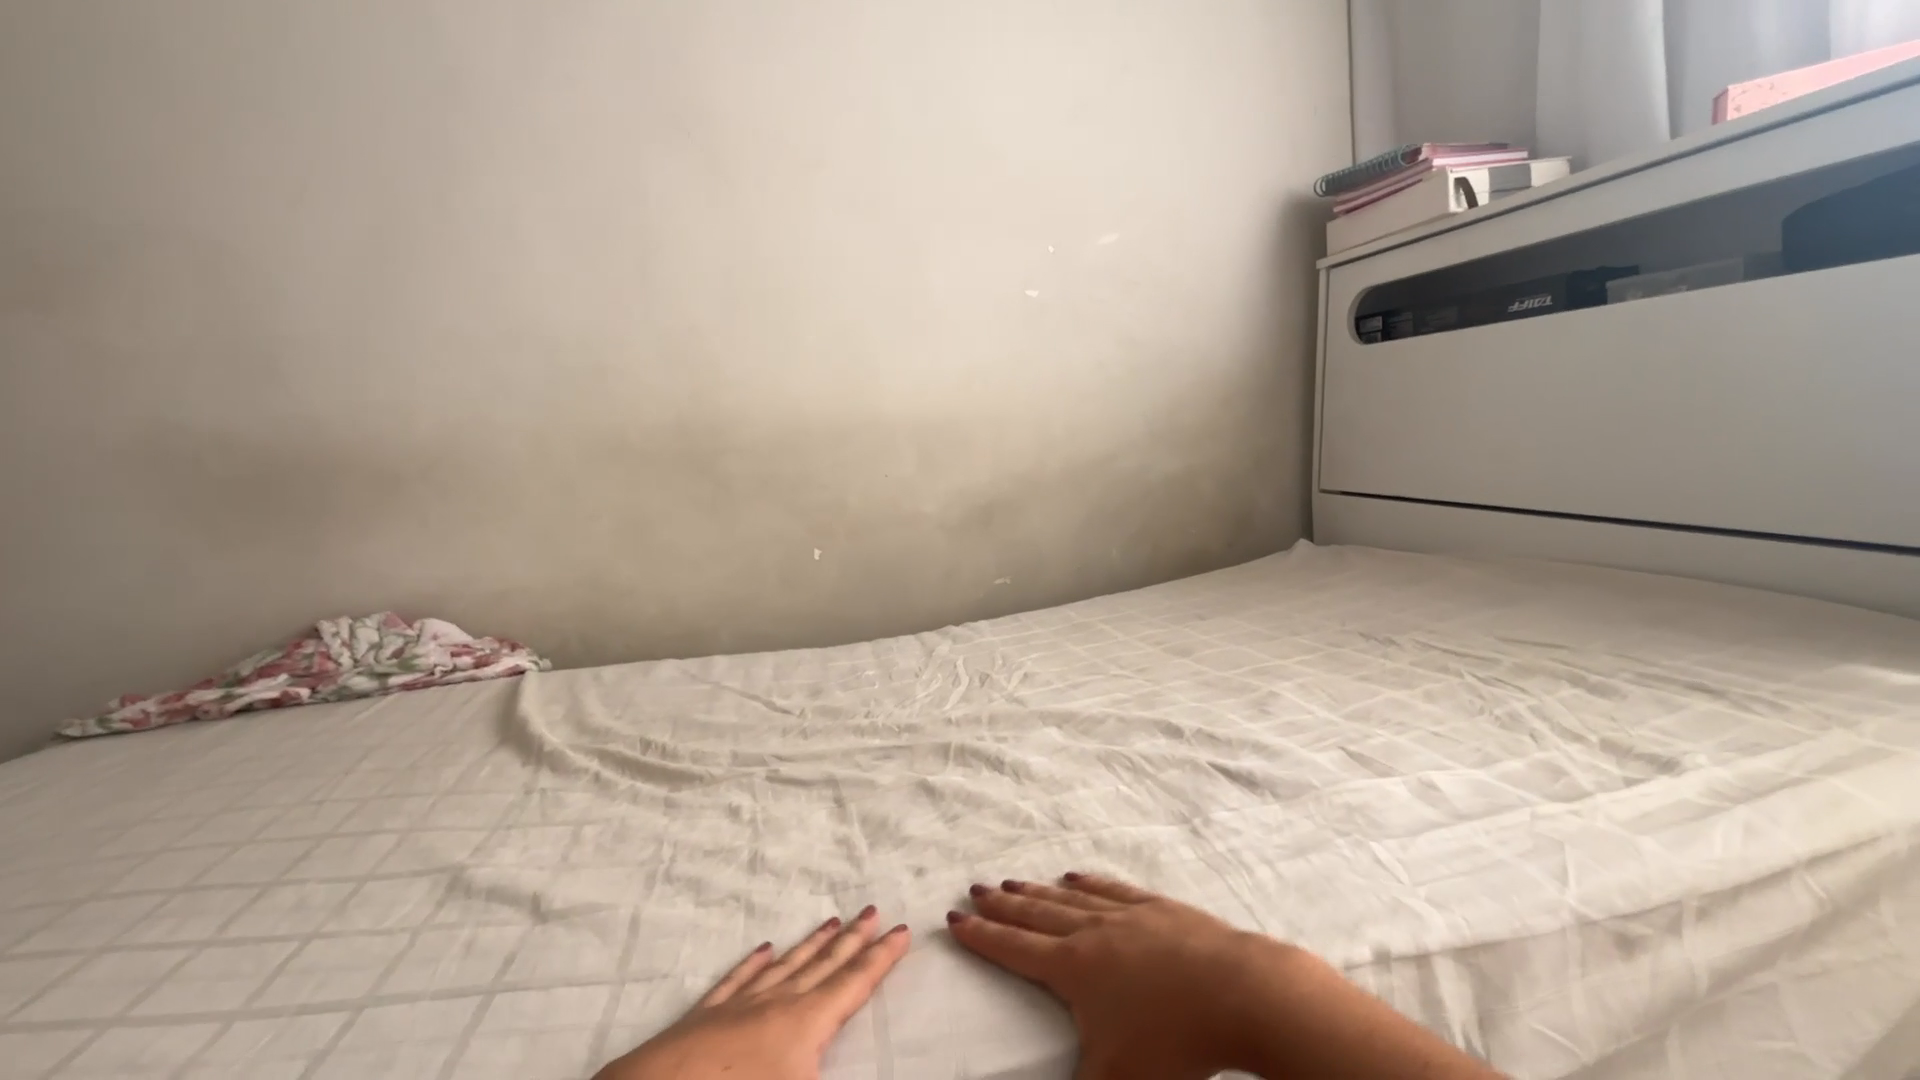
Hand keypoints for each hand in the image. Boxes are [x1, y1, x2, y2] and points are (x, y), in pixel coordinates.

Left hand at [594, 906, 910, 1079]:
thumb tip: (891, 1075)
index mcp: (805, 1024)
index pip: (853, 985)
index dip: (881, 959)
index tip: (901, 930)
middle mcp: (777, 1005)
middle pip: (824, 966)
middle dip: (853, 939)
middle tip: (873, 909)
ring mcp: (738, 1007)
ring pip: (786, 966)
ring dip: (812, 944)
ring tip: (831, 920)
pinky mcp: (703, 1018)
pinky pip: (737, 980)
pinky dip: (754, 964)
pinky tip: (764, 948)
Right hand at [950, 873, 1503, 1079]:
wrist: (1241, 992)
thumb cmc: (1176, 1042)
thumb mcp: (1116, 1078)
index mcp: (1073, 969)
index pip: (1014, 949)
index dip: (981, 936)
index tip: (955, 918)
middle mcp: (1092, 931)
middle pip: (1036, 914)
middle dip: (1002, 905)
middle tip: (976, 888)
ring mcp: (1127, 914)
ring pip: (1069, 897)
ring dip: (1036, 890)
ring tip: (1014, 882)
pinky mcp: (1159, 907)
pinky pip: (1110, 888)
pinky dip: (1086, 882)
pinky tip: (1077, 875)